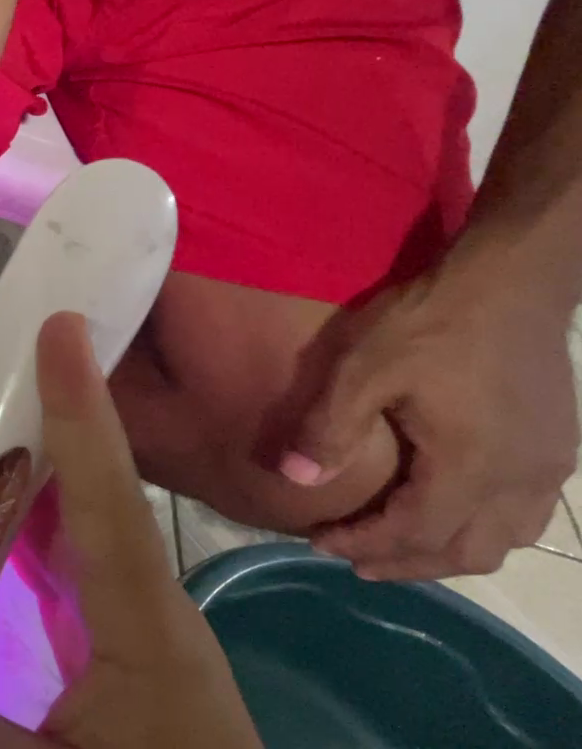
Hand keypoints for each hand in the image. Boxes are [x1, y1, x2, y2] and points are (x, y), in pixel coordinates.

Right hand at [0, 313, 262, 748]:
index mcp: (147, 628)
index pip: (107, 496)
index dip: (80, 409)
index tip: (60, 332)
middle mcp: (146, 607)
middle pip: (86, 489)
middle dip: (24, 422)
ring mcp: (134, 626)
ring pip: (74, 522)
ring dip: (15, 470)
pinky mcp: (116, 648)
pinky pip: (62, 561)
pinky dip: (17, 524)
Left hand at [285, 265, 578, 578]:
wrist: (508, 287)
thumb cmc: (425, 327)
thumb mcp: (360, 370)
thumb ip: (329, 428)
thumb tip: (294, 479)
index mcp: (470, 467)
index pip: (415, 532)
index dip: (365, 545)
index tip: (317, 544)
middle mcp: (521, 481)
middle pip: (466, 551)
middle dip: (405, 562)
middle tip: (349, 559)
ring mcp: (549, 467)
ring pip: (503, 539)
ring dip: (445, 552)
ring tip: (391, 548)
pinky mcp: (557, 448)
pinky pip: (523, 514)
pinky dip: (477, 529)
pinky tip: (444, 514)